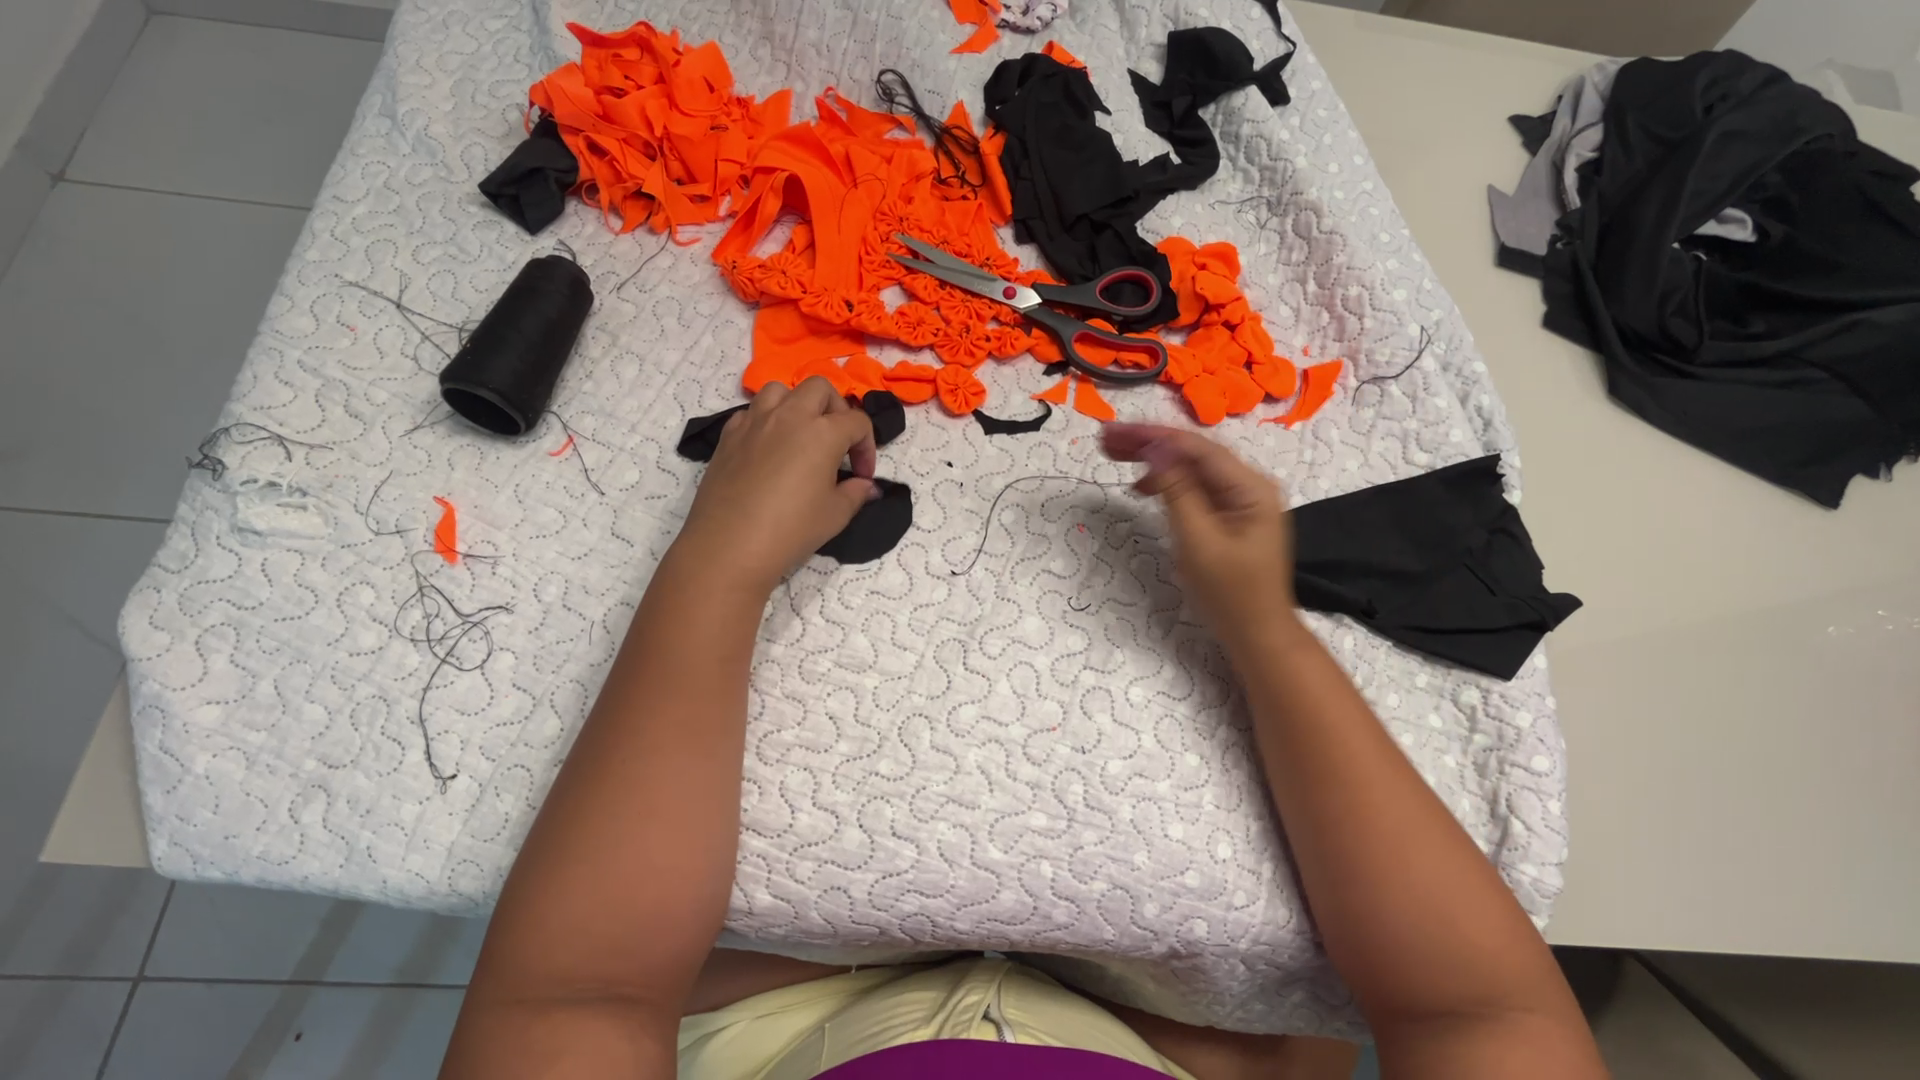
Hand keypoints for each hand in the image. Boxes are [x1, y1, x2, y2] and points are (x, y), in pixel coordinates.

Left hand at [675, 377, 878, 593]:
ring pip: (780, 390)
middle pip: (820, 389)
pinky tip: (768, 448)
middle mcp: (789, 416)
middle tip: (837, 442)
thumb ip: (856, 493)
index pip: (857, 422)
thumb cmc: (791, 530)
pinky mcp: (729, 435)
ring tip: (800, 434)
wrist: (729, 546)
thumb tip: (866, 486)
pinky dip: (765, 420)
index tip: (862, 476)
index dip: (867, 447)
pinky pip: (751, 412)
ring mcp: (755, 421)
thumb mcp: (835, 515)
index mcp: (823, 432)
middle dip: (836, 409)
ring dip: (797, 404)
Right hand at [1102, 423, 1302, 654]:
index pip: (1196, 448)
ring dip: (1155, 460)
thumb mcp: (1198, 543)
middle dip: (1149, 443)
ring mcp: (1241, 500)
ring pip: (1193, 468)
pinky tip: (1142, 487)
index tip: (1113, 432)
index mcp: (1250, 487)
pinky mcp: (1230, 515)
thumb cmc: (1229, 595)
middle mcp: (1249, 484)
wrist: (1257, 635)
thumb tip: (1156, 450)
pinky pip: (1196, 488)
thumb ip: (1177, 492)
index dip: (1152, 436)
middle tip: (1105, 440)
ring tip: (1114, 456)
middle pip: (1194, 453)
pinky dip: (1167, 483)